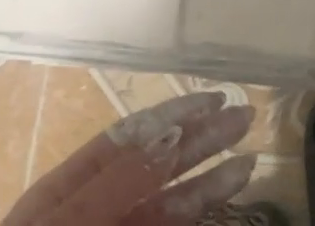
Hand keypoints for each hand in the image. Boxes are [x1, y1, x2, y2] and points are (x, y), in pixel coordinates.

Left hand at [1, 91, 256, 225]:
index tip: (214, 101)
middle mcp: (92, 213)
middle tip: (247, 118)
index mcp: (65, 192)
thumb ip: (117, 183)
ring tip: (249, 164)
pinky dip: (195, 218)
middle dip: (201, 142)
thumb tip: (169, 136)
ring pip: (168, 207)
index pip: (126, 140)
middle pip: (154, 167)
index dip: (170, 115)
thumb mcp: (67, 224)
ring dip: (208, 184)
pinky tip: (221, 207)